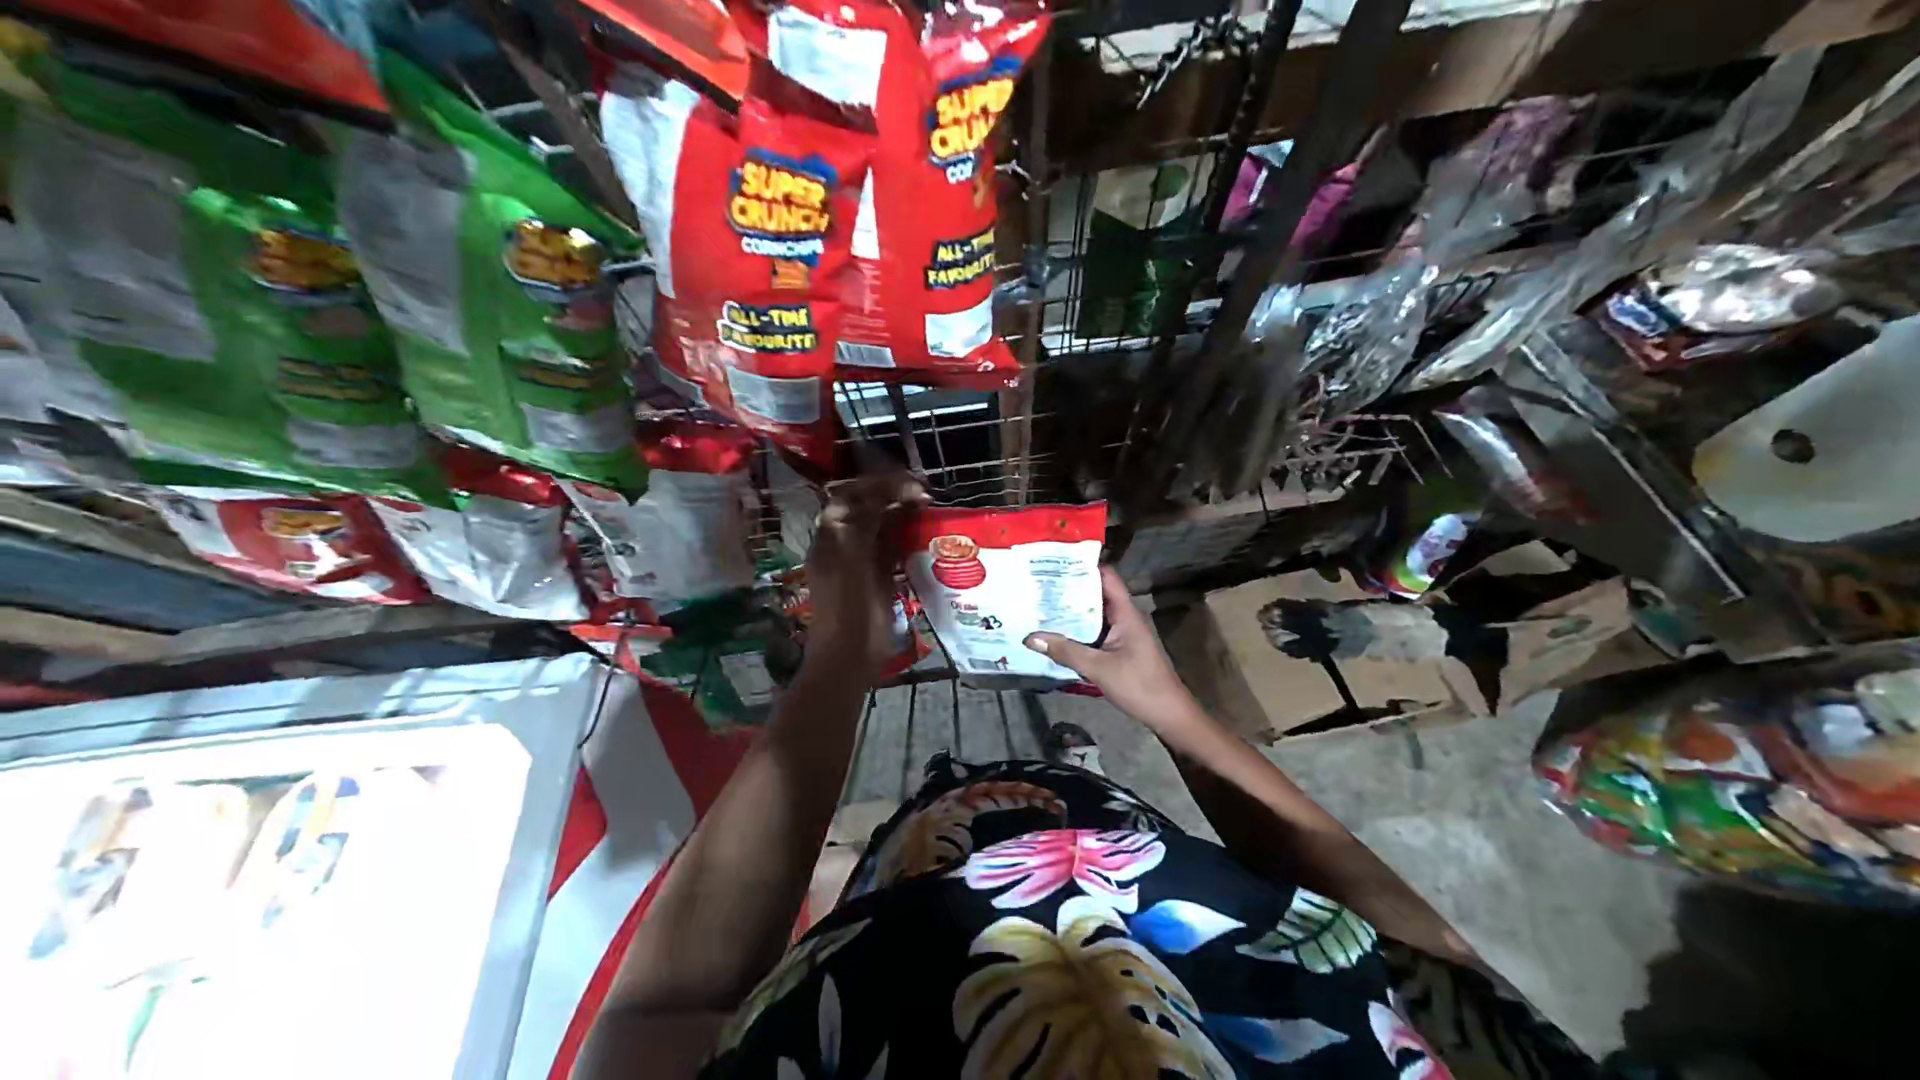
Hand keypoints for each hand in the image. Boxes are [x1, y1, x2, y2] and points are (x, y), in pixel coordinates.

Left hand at [804, 473, 927, 678]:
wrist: (848, 658)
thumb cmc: (847, 610)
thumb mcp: (853, 562)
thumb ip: (863, 527)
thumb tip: (880, 495)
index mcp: (831, 536)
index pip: (853, 496)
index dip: (880, 485)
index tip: (912, 485)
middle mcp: (844, 543)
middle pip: (868, 507)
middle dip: (893, 494)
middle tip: (924, 493)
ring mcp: (861, 560)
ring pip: (882, 525)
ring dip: (902, 512)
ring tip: (928, 506)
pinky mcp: (878, 578)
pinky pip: (892, 547)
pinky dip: (907, 535)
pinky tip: (925, 532)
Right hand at [1024, 566, 1201, 733]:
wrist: (1168, 715)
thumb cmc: (1139, 686)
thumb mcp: (1098, 668)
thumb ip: (1065, 651)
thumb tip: (1030, 637)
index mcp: (1126, 613)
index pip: (1107, 577)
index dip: (1084, 566)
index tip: (1056, 562)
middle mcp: (1124, 619)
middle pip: (1096, 594)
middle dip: (1069, 589)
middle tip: (1038, 585)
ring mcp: (1122, 635)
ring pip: (1094, 615)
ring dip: (1071, 612)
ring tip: (1040, 605)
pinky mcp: (1119, 650)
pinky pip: (1094, 633)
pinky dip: (1077, 631)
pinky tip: (1055, 635)